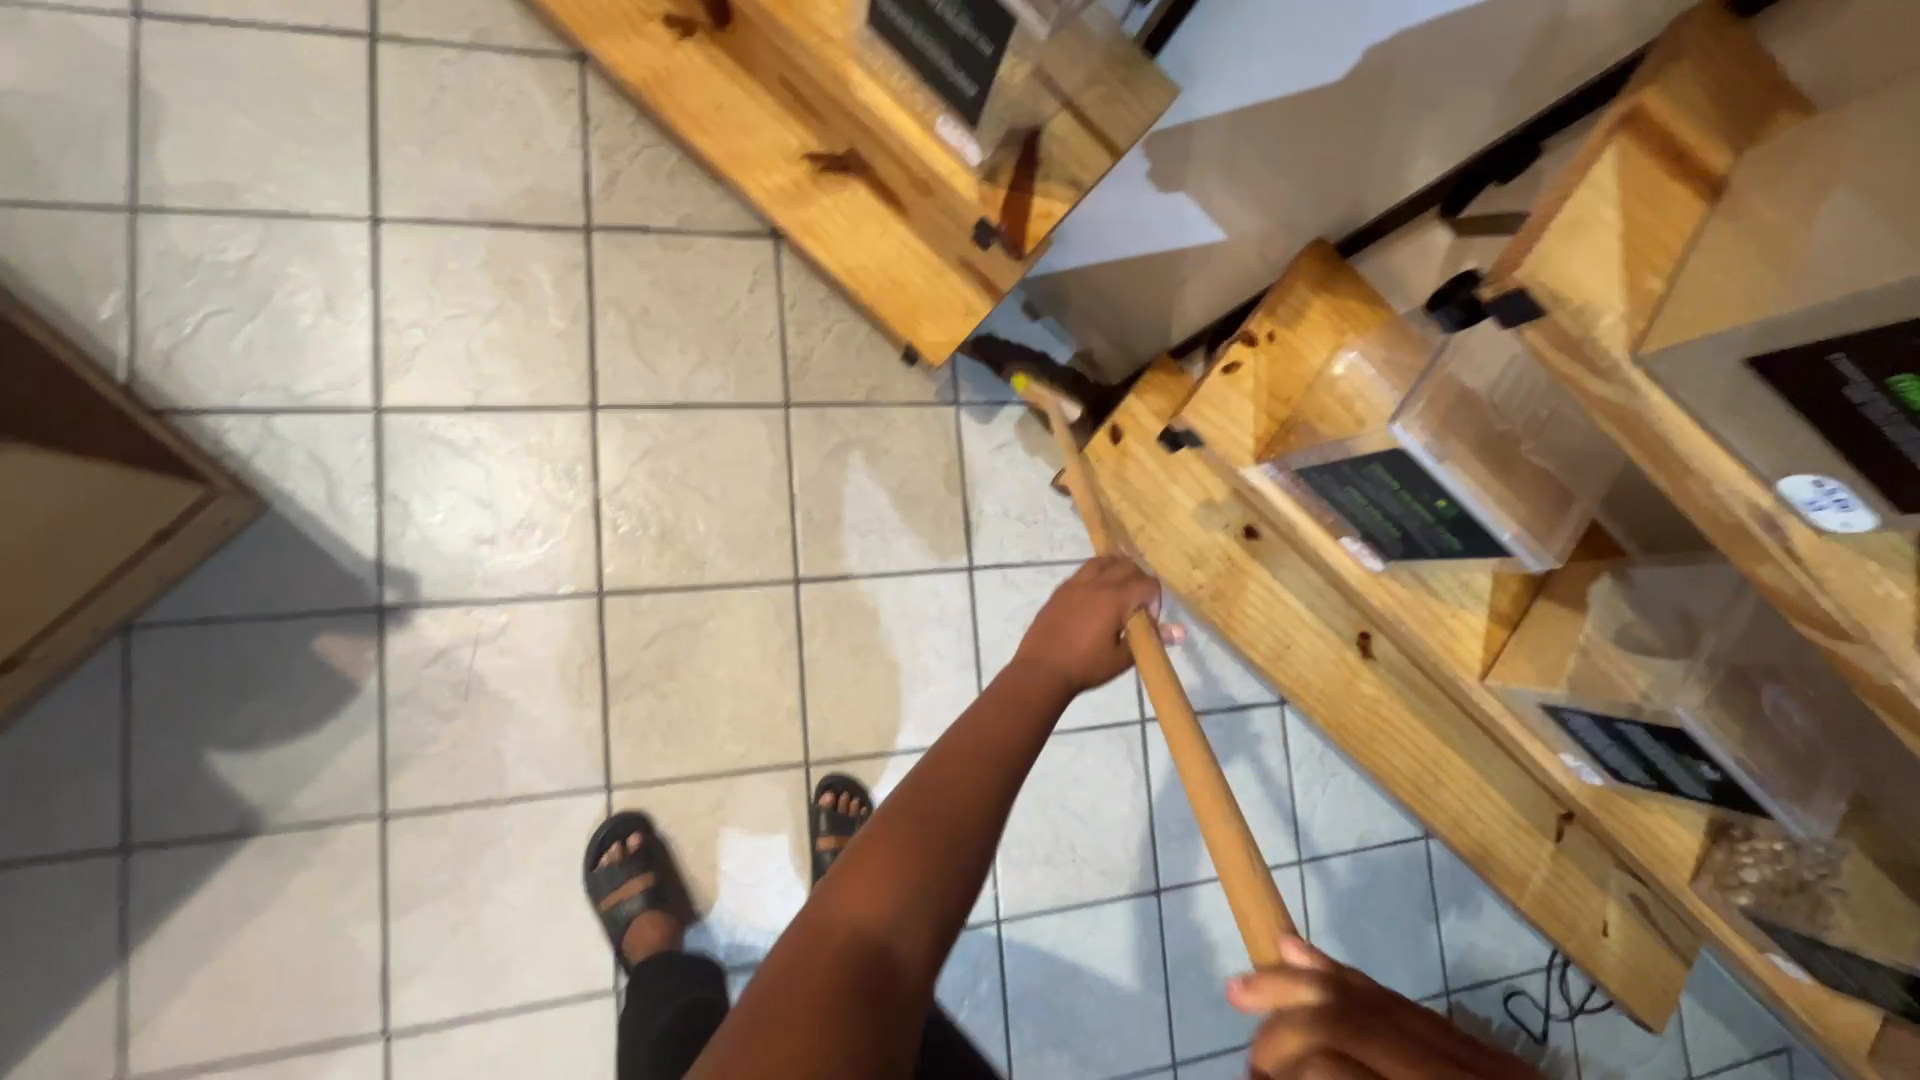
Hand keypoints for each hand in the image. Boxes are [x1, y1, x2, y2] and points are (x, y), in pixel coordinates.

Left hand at [1011, 555, 1180, 694]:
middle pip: (1127, 565)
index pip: (1147, 582)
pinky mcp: (1060, 590)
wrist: (1041, 670)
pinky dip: (1096, 575)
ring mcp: (1075, 584)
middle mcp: (1096, 583)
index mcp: (1115, 598)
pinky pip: (1083, 570)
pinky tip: (1094, 597)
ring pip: (1103, 561)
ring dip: (1117, 571)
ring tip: (1118, 594)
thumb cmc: (1085, 667)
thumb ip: (1150, 639)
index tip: (1147, 621)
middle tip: (1137, 606)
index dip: (1154, 600)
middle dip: (1139, 581)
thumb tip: (1181, 632)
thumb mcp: (1122, 658)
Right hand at [1229, 937, 1541, 1079]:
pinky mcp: (1481, 1049)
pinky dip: (1340, 976)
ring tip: (1244, 988)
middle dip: (1279, 1030)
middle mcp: (1457, 1077)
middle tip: (1248, 1060)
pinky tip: (1295, 952)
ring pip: (1366, 994)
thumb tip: (1293, 1071)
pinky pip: (1397, 998)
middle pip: (1344, 1019)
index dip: (1282, 1067)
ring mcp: (1476, 1058)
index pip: (1332, 1069)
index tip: (1251, 1078)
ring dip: (1296, 985)